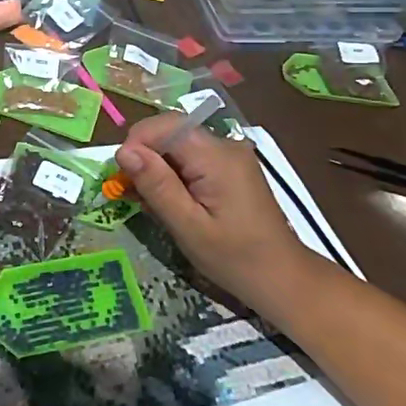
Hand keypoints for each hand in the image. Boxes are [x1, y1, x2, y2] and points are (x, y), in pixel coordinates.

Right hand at [114, 115, 313, 312]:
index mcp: (217, 156)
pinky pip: (192, 158)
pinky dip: (173, 174)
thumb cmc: (234, 258)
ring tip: (149, 202)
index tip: (122, 177)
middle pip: (171, 132)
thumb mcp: (188, 227)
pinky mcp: (230, 167)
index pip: (165, 126)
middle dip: (145, 157)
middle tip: (131, 193)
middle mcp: (225, 145)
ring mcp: (230, 155)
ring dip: (157, 167)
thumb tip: (123, 151)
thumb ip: (157, 185)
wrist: (283, 278)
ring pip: (178, 145)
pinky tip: (170, 201)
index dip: (137, 144)